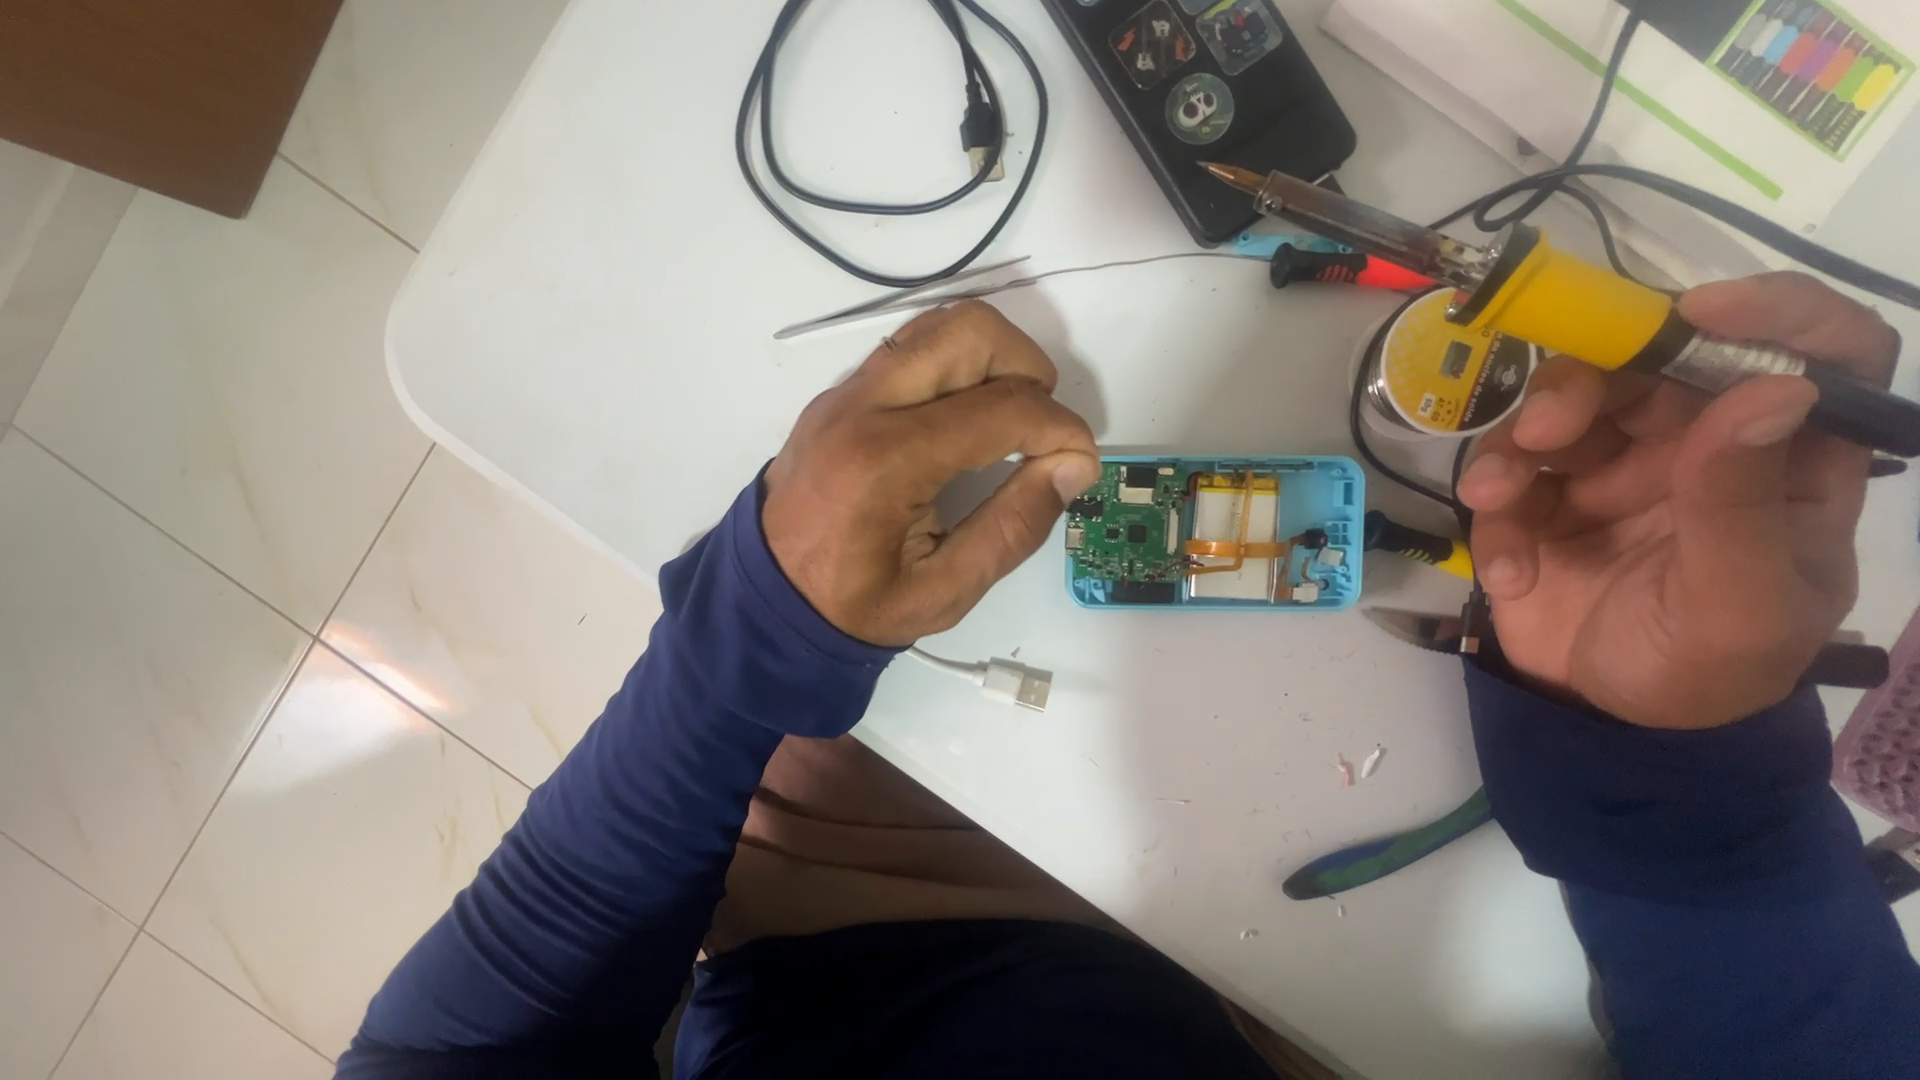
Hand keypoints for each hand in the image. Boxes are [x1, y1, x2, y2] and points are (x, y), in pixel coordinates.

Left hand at [763, 300, 1100, 646]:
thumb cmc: (853, 606)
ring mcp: (846, 392)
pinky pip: (913, 348)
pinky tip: (966, 419)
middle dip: (1028, 368)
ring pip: (939, 325)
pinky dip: (958, 365)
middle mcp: (862, 406)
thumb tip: (1071, 467)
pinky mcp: (841, 393)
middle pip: (969, 332)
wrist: (767, 598)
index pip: (1000, 409)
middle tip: (1041, 427)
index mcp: (886, 462)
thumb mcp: (942, 591)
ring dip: (993, 357)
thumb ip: (1012, 528)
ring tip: (1008, 417)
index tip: (1081, 462)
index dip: (1061, 429)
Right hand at [1458, 272, 1897, 729]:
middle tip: (1545, 430)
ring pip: (1554, 413)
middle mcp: (1689, 449)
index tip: (1701, 312)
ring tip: (1494, 496)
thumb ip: (1743, 505)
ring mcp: (1603, 474)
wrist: (1605, 715)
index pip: (1809, 356)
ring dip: (1513, 445)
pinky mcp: (1535, 504)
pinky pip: (1503, 481)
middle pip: (1643, 371)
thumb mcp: (1742, 601)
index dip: (1773, 315)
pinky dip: (1493, 519)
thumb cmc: (1706, 665)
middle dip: (1582, 386)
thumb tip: (1773, 392)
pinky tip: (1508, 572)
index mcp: (1775, 460)